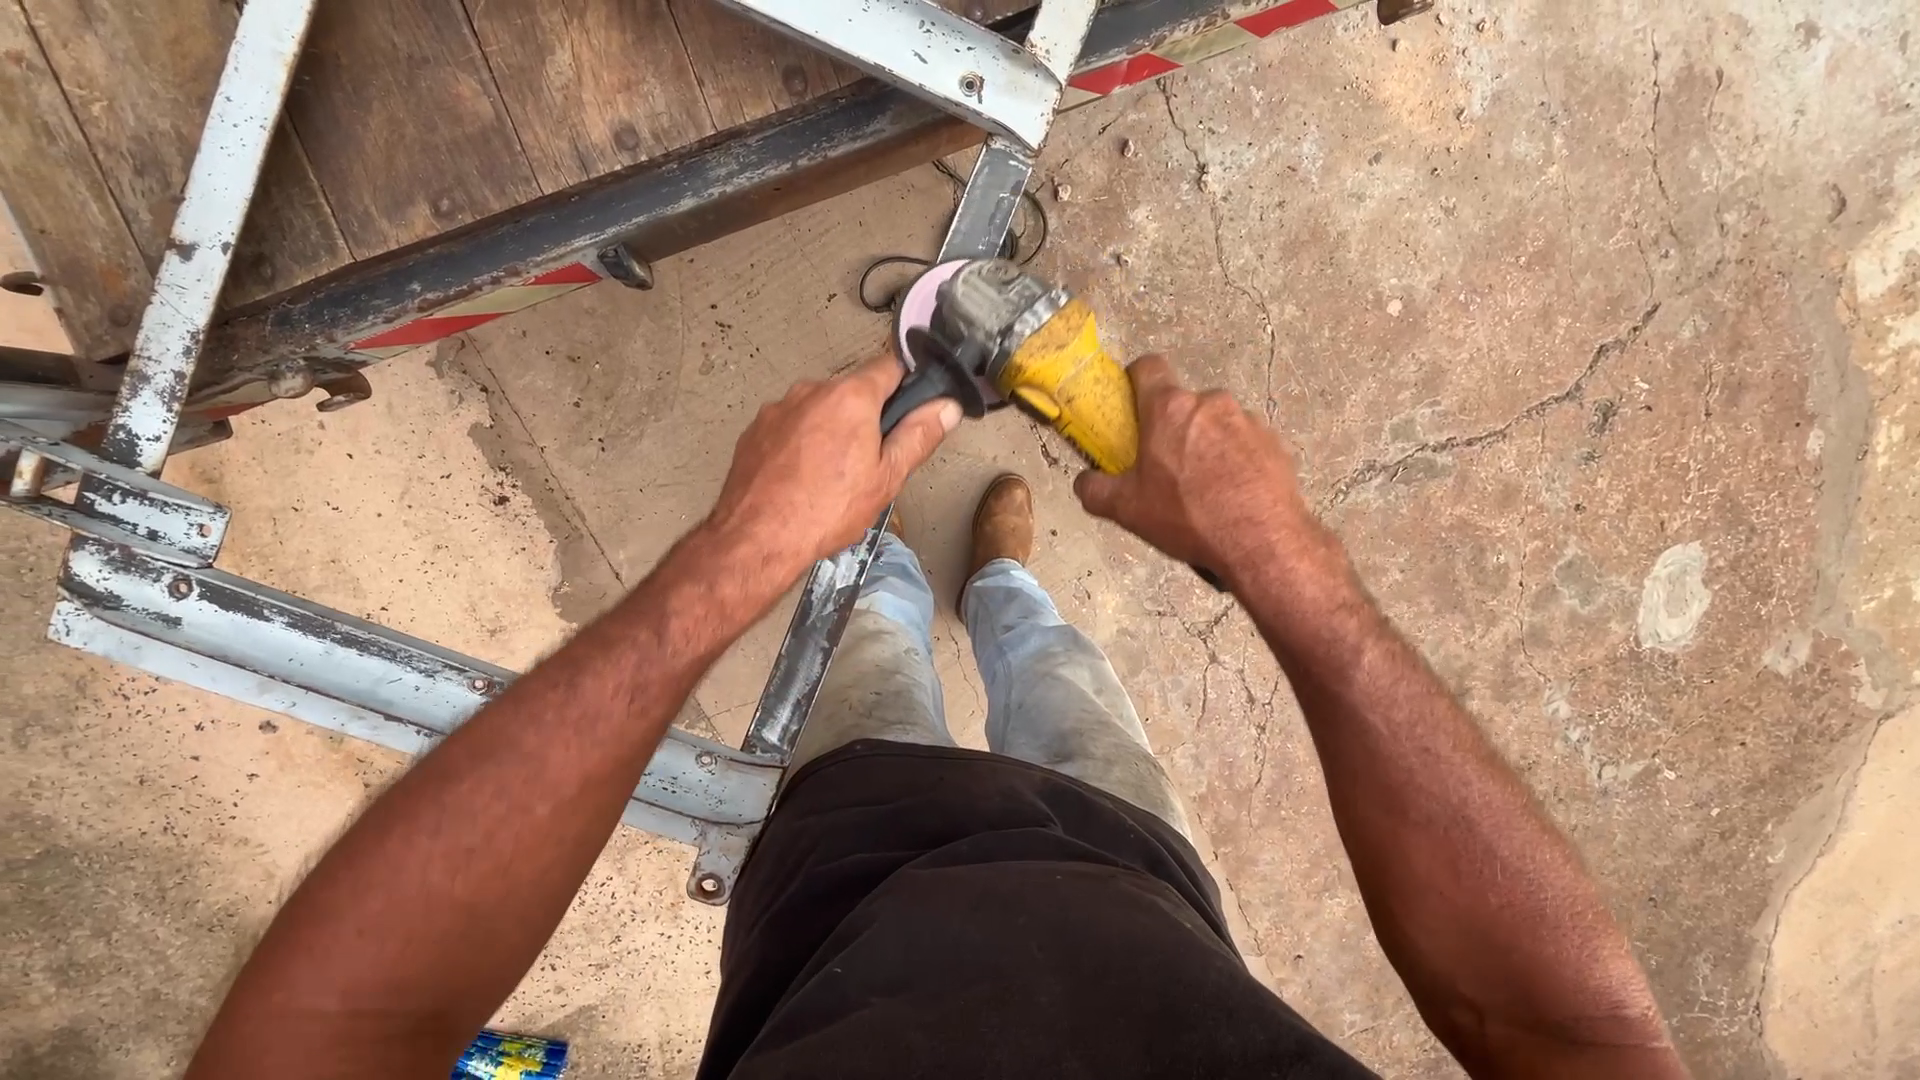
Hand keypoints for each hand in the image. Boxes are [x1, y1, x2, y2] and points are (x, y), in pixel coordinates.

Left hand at [708, 354, 960, 578]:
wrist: (757, 536)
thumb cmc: (822, 511)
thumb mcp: (887, 478)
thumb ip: (919, 436)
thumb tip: (946, 409)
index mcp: (851, 397)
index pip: (890, 366)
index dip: (906, 385)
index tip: (911, 408)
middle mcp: (812, 391)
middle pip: (853, 391)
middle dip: (866, 418)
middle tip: (871, 460)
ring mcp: (779, 408)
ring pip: (820, 410)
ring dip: (831, 432)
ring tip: (832, 477)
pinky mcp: (756, 429)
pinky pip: (791, 426)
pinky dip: (801, 445)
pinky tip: (804, 479)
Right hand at [1074, 355, 1335, 589]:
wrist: (1262, 542)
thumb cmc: (1188, 518)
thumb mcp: (1126, 510)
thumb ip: (1095, 489)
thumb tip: (1085, 481)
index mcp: (1169, 409)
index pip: (1148, 366)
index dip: (1135, 380)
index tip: (1131, 405)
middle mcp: (1211, 402)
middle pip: (1182, 404)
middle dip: (1171, 428)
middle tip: (1165, 468)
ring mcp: (1248, 420)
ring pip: (1215, 424)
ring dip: (1205, 445)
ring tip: (1203, 489)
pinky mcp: (1275, 442)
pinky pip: (1245, 443)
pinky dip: (1235, 461)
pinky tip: (1232, 496)